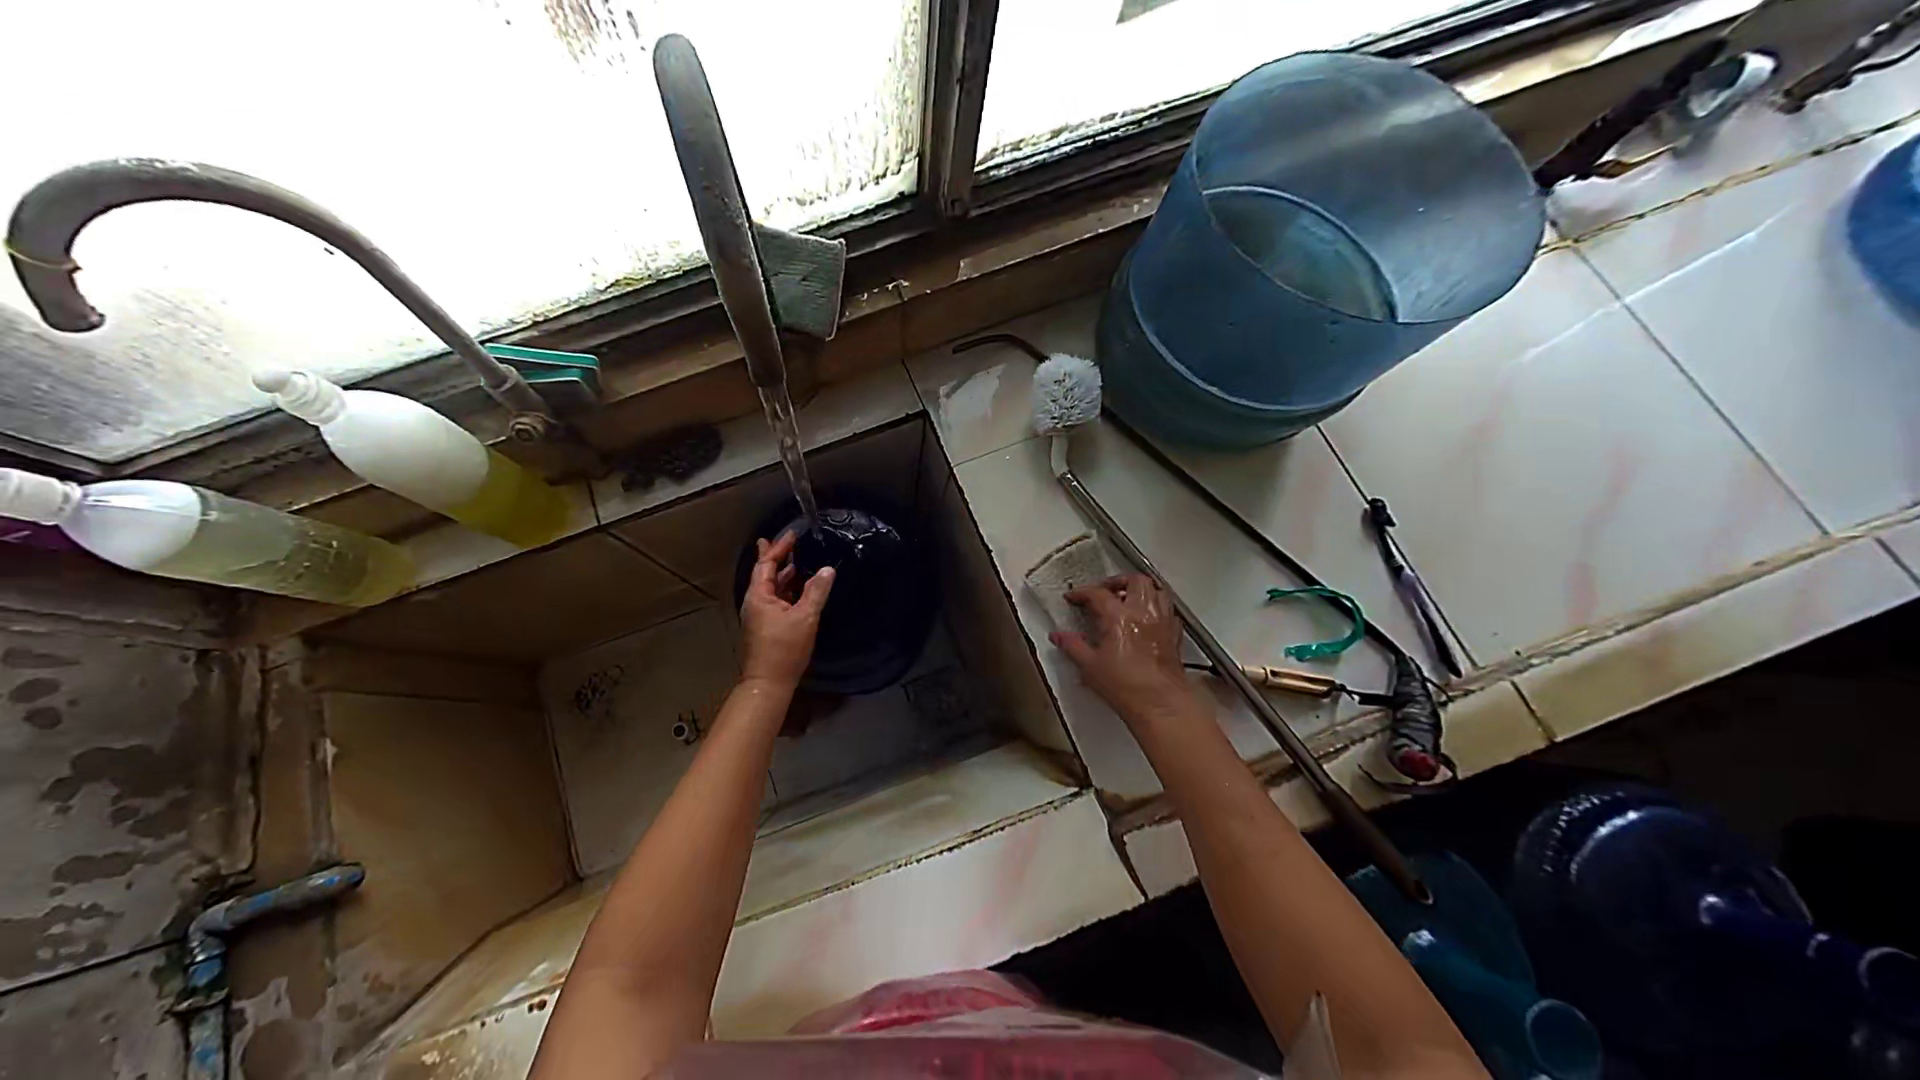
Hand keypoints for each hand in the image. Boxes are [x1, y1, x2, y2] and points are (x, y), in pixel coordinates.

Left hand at [739, 531, 834, 687]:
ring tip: (795, 561)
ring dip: (783, 575)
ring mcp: (759, 616)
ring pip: (771, 588)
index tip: (792, 535)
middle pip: (765, 574)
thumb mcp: (805, 617)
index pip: (766, 564)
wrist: (769, 683)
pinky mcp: (766, 627)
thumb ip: (816, 591)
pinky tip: (798, 590)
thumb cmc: (784, 649)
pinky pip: (776, 600)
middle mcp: (755, 603)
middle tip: (787, 542)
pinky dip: (787, 590)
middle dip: (776, 557)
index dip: (779, 548)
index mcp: (759, 596)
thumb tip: (828, 569)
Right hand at [1051, 573, 1194, 723]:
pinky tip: (1148, 617)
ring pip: (1156, 589)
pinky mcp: (1174, 634)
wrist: (1160, 704)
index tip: (1074, 597)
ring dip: (1141, 589)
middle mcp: (1143, 612)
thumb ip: (1072, 646)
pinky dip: (1157, 607)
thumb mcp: (1089, 666)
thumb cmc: (1128, 687)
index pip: (1097, 593)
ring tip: (1129, 597)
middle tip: (1104, 590)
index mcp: (1118, 616)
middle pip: (1134, 580)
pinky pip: (1168, 610)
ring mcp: (1162, 621)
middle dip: (1117, 581)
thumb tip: (1060, 637)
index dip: (1082, 593)